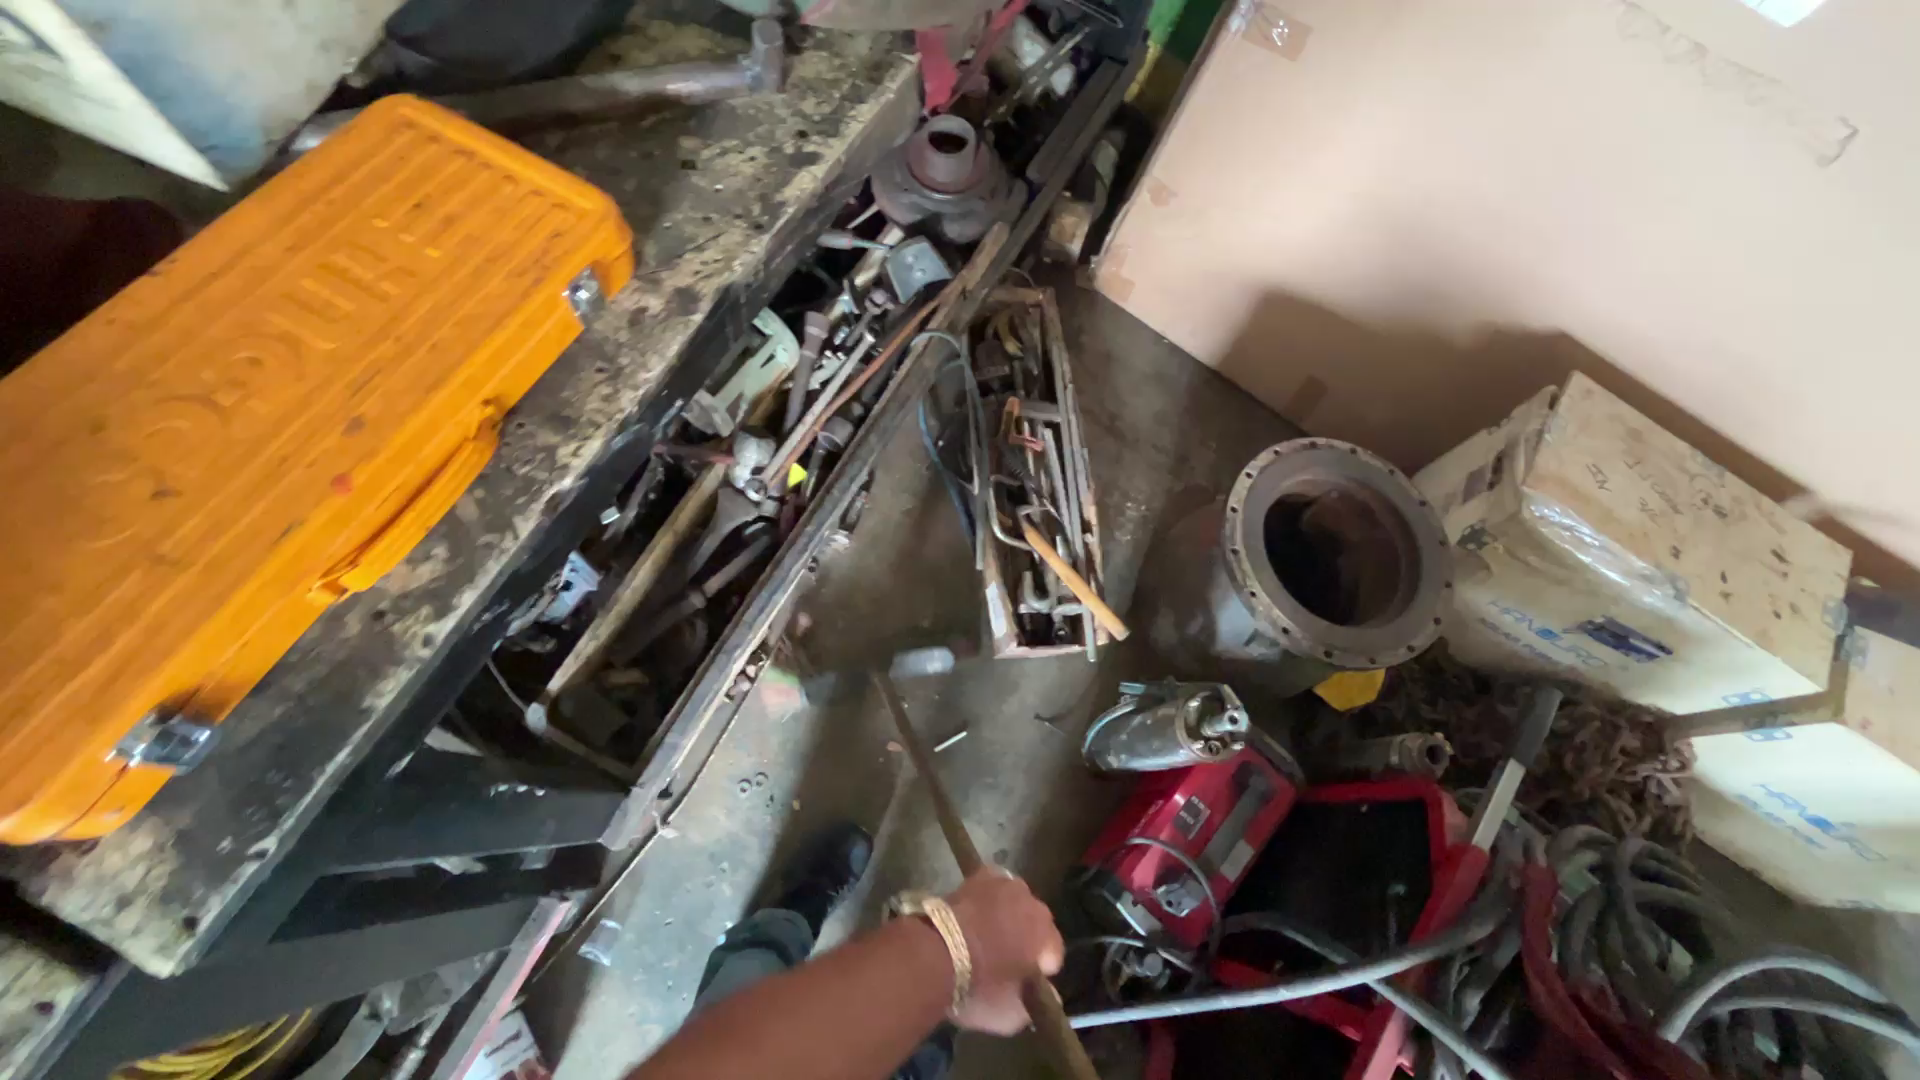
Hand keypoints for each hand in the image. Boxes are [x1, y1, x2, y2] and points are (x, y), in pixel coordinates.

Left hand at [941, 869, 1064, 1034]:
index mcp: (1045, 934)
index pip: (1053, 954)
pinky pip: (992, 887)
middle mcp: (1031, 902)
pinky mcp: (978, 875)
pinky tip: (974, 913)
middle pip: (1035, 923)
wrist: (935, 953)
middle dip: (1025, 938)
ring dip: (1007, 916)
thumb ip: (1035, 1002)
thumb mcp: (1011, 1015)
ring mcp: (1004, 883)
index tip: (1022, 983)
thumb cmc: (978, 986)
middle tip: (1004, 960)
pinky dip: (987, 898)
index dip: (1039, 971)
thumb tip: (1048, 994)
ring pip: (1015, 902)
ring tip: (985, 936)